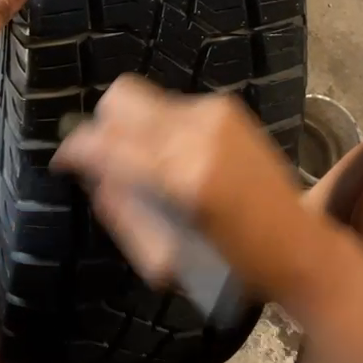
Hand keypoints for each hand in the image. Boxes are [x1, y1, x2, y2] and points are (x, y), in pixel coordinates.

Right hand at [53, 75, 328, 305]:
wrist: (300, 244)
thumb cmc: (234, 263)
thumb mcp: (167, 251)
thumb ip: (123, 206)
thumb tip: (91, 172)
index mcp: (182, 176)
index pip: (108, 144)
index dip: (76, 148)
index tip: (63, 158)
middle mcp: (196, 131)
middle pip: (121, 99)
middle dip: (102, 125)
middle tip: (102, 154)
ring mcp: (213, 113)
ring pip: (144, 98)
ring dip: (132, 126)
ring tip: (143, 161)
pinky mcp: (225, 105)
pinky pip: (171, 105)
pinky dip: (159, 126)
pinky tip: (175, 155)